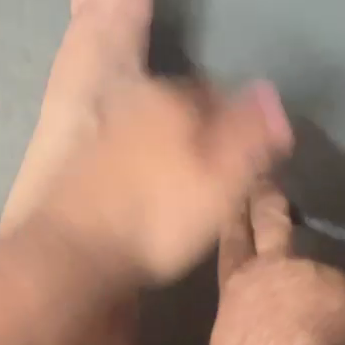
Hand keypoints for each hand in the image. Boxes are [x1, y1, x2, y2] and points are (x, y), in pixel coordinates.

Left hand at [41, 78, 293, 283]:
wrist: (70, 252)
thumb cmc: (158, 215)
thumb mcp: (224, 179)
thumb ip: (252, 134)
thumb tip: (273, 93)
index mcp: (171, 97)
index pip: (221, 92)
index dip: (240, 122)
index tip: (249, 154)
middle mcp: (134, 101)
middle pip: (185, 106)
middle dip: (206, 129)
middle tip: (222, 171)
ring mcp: (104, 130)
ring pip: (155, 129)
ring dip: (175, 148)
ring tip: (190, 188)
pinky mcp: (83, 162)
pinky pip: (130, 152)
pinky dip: (146, 167)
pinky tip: (152, 199)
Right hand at [198, 186, 344, 344]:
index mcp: (240, 286)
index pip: (233, 242)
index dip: (234, 218)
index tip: (237, 195)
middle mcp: (281, 268)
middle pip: (273, 222)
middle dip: (268, 200)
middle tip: (270, 185)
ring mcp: (322, 275)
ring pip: (317, 273)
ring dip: (316, 289)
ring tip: (319, 322)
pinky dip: (343, 314)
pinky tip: (342, 339)